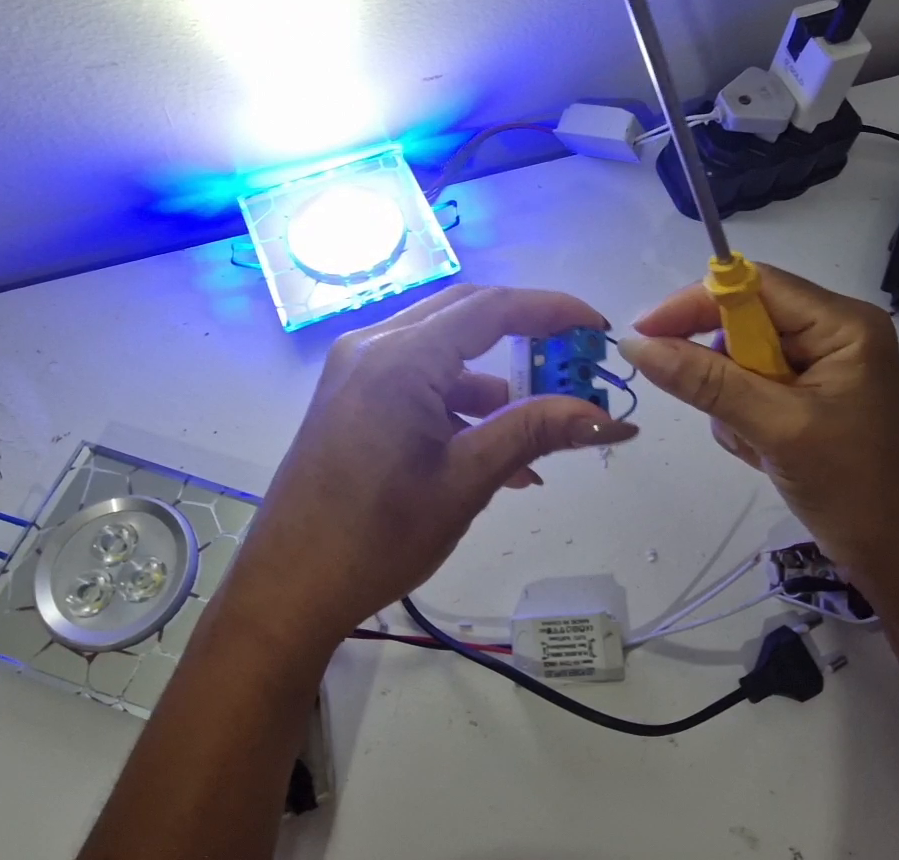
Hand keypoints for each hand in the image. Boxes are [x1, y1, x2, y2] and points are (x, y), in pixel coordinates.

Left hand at [223, 286, 639, 643]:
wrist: (288, 591)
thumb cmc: (377, 537)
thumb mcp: (466, 481)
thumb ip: (537, 432)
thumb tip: (611, 418)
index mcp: (399, 358)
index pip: (490, 308)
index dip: (550, 311)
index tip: (595, 328)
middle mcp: (372, 348)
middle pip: (465, 316)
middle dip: (526, 335)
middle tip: (574, 361)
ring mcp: (356, 373)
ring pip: (442, 352)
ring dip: (494, 384)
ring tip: (542, 433)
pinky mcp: (351, 400)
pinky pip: (418, 382)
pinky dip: (459, 407)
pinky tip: (493, 458)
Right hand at [617, 265, 898, 582]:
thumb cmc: (854, 488)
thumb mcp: (777, 428)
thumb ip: (706, 383)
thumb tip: (636, 346)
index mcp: (842, 325)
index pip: (754, 286)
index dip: (694, 303)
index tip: (644, 334)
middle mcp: (833, 334)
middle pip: (745, 322)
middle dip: (720, 367)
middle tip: (716, 409)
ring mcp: (822, 368)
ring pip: (741, 360)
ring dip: (730, 401)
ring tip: (753, 443)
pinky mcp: (811, 399)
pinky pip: (752, 390)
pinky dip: (742, 419)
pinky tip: (761, 453)